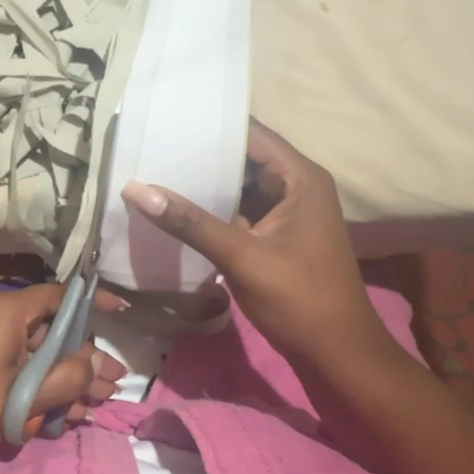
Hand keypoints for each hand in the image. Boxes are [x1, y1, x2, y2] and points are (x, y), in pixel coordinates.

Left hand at [0, 283, 127, 460]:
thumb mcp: (24, 395)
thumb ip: (67, 378)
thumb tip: (93, 363)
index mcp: (7, 312)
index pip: (59, 296)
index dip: (92, 305)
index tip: (122, 312)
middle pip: (50, 333)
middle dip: (83, 362)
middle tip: (113, 387)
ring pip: (35, 356)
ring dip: (65, 381)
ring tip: (95, 407)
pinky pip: (15, 369)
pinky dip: (38, 388)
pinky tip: (63, 415)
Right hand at [118, 120, 390, 364]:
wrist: (337, 353)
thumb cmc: (300, 298)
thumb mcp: (241, 256)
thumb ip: (190, 222)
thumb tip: (136, 189)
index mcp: (301, 179)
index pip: (252, 135)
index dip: (211, 126)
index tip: (167, 120)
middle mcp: (296, 187)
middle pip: (243, 158)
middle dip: (200, 154)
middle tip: (150, 145)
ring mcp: (286, 214)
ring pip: (238, 187)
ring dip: (203, 183)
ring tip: (152, 170)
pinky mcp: (275, 237)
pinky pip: (238, 212)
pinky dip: (210, 210)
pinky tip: (173, 210)